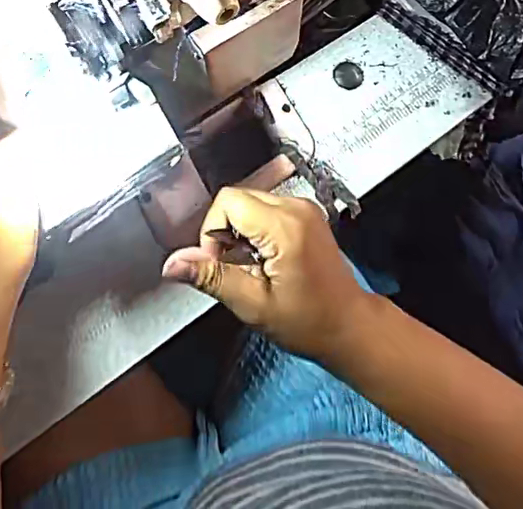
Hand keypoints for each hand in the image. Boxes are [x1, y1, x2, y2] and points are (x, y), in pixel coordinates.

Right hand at [161, 187, 374, 359]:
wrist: (350, 324)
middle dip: (225, 232)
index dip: (212, 231)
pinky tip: (264, 259)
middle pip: (237, 198)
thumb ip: (211, 277)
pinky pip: (267, 208)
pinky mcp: (306, 213)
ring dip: (240, 231)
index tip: (220, 264)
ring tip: (252, 266)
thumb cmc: (308, 321)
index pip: (227, 200)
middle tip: (236, 269)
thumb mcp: (253, 305)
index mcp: (284, 225)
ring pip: (250, 201)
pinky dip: (256, 229)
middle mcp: (296, 206)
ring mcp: (303, 207)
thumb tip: (172, 264)